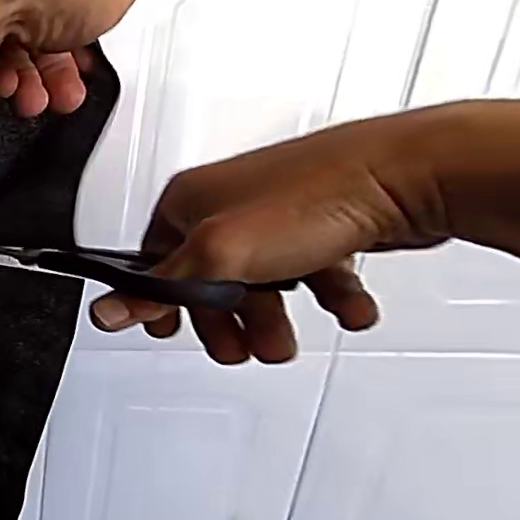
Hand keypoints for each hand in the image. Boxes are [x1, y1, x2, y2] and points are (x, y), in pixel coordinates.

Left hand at [0, 0, 145, 116]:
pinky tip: (11, 83)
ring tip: (39, 100)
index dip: (97, 25)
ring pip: (17, 50)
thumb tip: (113, 7)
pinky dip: (0, 80)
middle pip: (52, 25)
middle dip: (63, 70)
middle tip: (70, 92)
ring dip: (34, 84)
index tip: (97, 56)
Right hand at [89, 105, 476, 363]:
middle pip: (207, 279)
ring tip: (286, 340)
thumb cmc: (315, 196)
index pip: (152, 261)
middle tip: (238, 347)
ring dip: (273, 319)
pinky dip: (327, 298)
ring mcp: (274, 215)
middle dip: (226, 320)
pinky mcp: (319, 224)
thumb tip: (106, 312)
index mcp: (190, 202)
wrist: (413, 173)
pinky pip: (312, 274)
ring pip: (260, 281)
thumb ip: (160, 290)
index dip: (158, 301)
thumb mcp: (218, 256)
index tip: (167, 328)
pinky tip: (342, 308)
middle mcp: (228, 205)